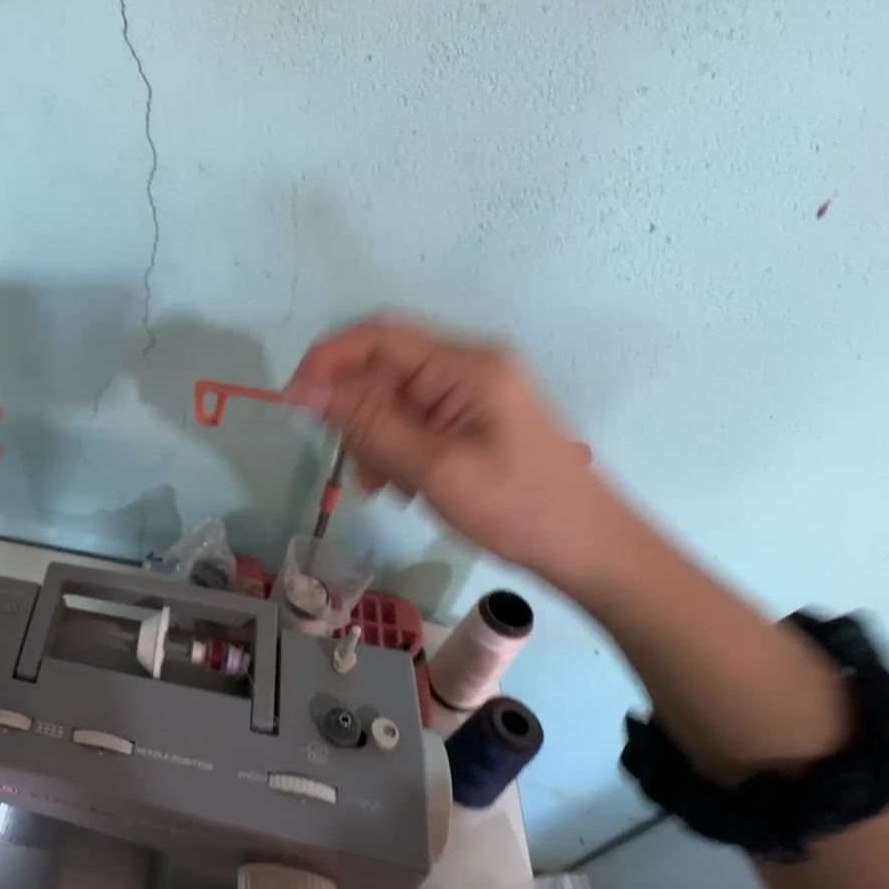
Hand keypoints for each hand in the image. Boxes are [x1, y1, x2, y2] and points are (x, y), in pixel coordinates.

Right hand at [286, 316, 623, 579]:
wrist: (594, 552)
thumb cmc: (519, 509)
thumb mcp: (435, 468)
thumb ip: (369, 423)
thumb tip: (308, 389)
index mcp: (464, 366)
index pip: (376, 337)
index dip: (327, 360)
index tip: (294, 402)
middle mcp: (466, 367)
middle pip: (380, 369)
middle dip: (356, 414)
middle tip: (359, 466)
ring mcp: (470, 392)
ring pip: (390, 398)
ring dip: (373, 438)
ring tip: (384, 485)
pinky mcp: (470, 418)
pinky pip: (411, 420)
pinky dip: (393, 448)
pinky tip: (399, 485)